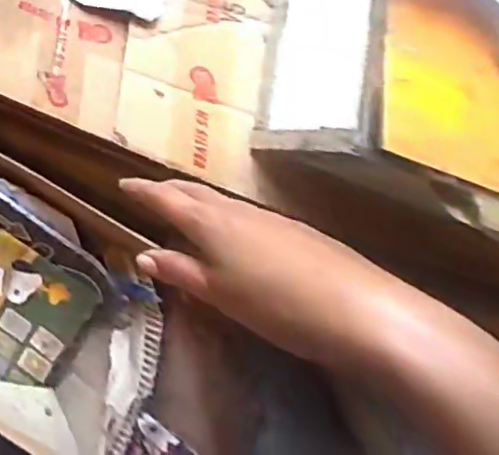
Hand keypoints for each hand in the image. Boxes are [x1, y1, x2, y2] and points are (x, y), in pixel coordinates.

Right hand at [121, 177, 437, 373]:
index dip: (142, 190)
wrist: (374, 315)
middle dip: (169, 189)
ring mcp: (271, 219)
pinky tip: (239, 234)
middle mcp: (235, 211)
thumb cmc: (282, 306)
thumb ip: (182, 272)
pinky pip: (248, 214)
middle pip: (193, 191)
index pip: (165, 197)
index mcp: (208, 222)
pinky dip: (228, 215)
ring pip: (222, 201)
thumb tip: (143, 254)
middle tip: (151, 191)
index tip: (123, 183)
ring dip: (199, 200)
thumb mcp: (223, 296)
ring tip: (189, 210)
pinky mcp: (301, 232)